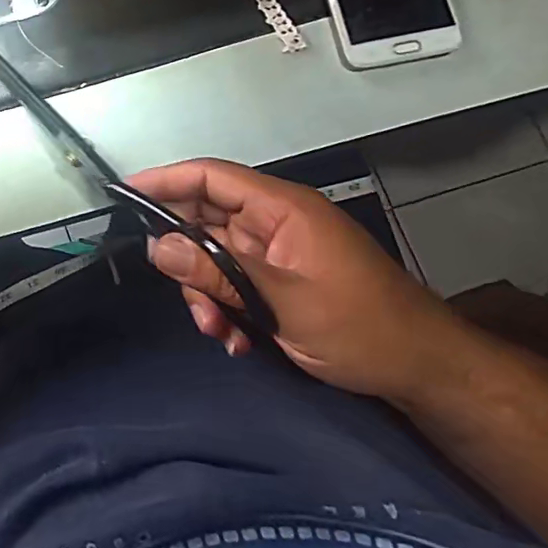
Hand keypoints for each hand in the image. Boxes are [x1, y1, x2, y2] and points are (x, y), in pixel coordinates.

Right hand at [130, 158, 475, 402]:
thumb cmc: (363, 326)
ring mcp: (273, 252)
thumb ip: (216, 270)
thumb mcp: (282, 300)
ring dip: (205, 292)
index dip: (165, 180)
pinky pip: (230, 282)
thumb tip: (158, 247)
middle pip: (204, 220)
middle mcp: (272, 223)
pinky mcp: (275, 279)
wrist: (420, 370)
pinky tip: (235, 338)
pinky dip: (224, 307)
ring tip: (217, 328)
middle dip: (185, 258)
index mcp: (280, 208)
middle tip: (180, 291)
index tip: (126, 194)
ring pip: (212, 258)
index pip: (210, 177)